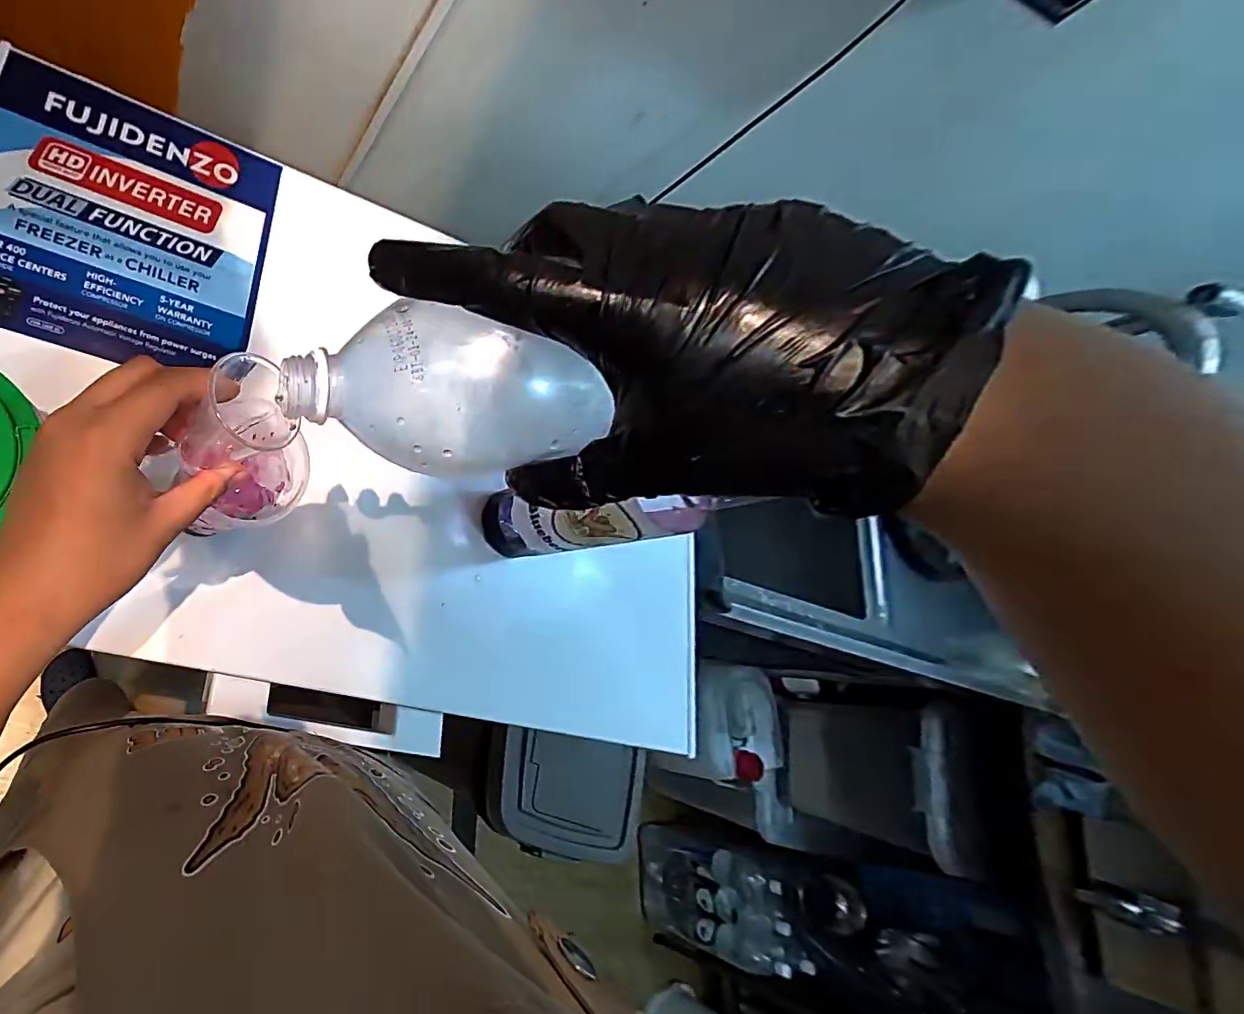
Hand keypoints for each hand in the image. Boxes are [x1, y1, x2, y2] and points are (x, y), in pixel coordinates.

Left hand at [0, 357, 236, 632]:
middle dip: (177, 385)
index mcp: (106, 435)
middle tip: (206, 416)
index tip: (233, 395)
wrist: (24, 594)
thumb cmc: (94, 565)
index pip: (164, 386)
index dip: (204, 384)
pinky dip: (123, 413)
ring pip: (111, 388)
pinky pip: (91, 409)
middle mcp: (76, 418)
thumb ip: (201, 489)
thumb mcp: (158, 527)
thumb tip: (236, 469)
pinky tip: (144, 450)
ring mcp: (55, 429)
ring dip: (149, 398)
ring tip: (180, 436)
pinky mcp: (46, 445)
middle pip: (136, 373)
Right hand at [369, 200, 1032, 515]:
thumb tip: (523, 487)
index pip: (501, 280)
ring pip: (612, 231)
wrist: (930, 391)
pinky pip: (668, 237)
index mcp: (616, 304)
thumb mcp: (659, 465)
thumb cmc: (772, 429)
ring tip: (598, 333)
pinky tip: (677, 325)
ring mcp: (713, 227)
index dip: (435, 273)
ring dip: (582, 270)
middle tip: (520, 324)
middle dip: (517, 266)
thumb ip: (576, 477)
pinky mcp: (762, 227)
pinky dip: (640, 271)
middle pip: (552, 235)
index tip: (383, 263)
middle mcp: (652, 249)